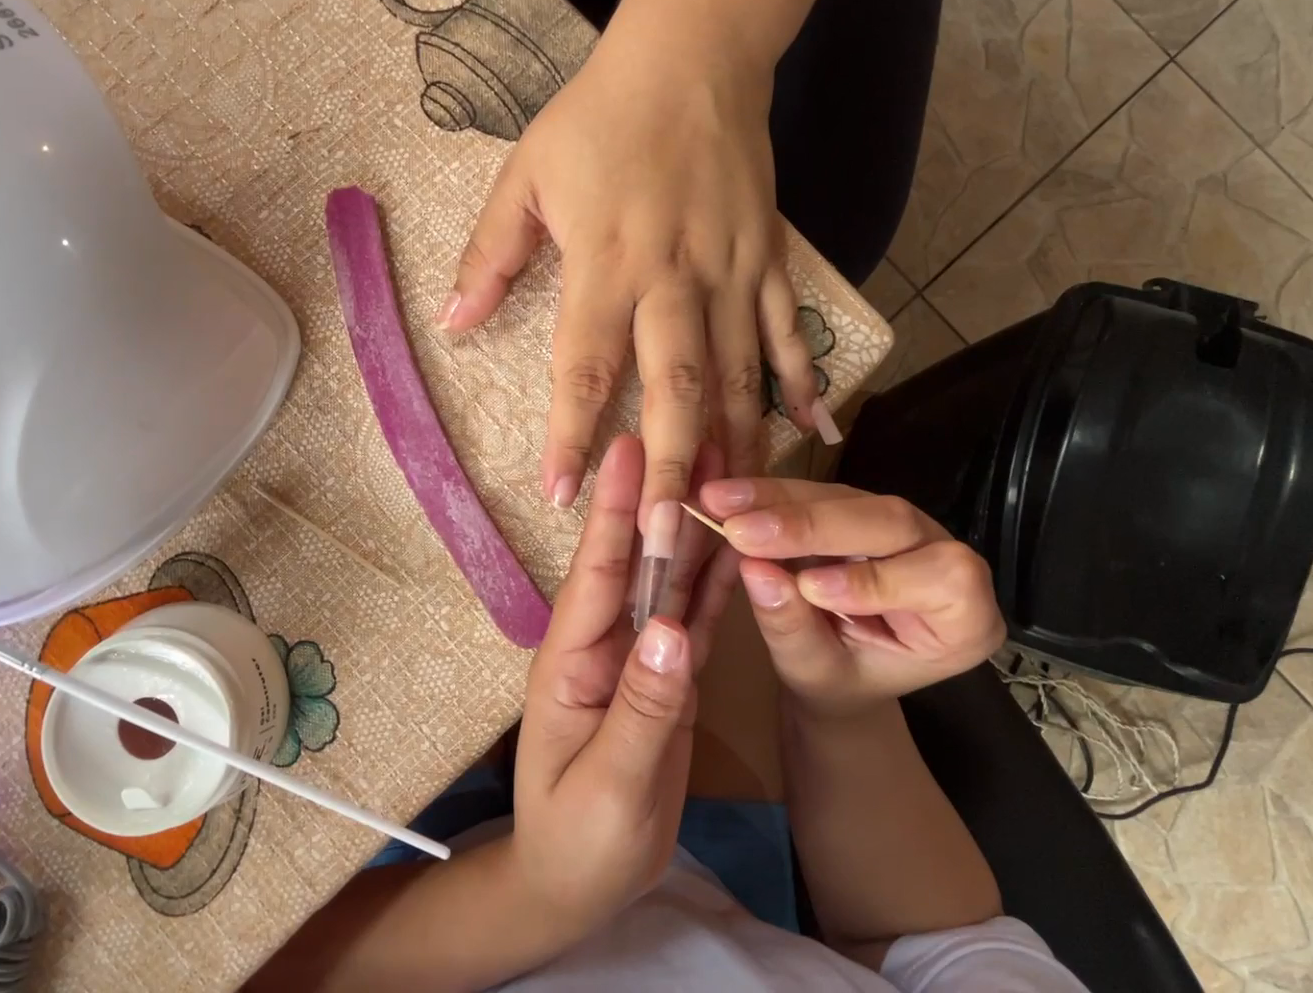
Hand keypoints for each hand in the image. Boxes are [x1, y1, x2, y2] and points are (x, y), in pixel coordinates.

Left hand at [441, 23, 825, 514]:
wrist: (691, 58)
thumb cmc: (598, 121)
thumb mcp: (523, 176)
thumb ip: (489, 254)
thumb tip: (452, 321)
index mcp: (605, 264)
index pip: (584, 366)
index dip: (571, 434)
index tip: (559, 495)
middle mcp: (672, 281)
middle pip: (674, 388)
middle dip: (668, 465)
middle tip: (664, 535)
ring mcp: (731, 274)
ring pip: (737, 376)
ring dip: (733, 449)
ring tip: (732, 514)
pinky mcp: (770, 261)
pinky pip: (788, 332)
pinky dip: (802, 383)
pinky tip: (814, 433)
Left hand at [511, 435, 740, 926]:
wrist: (577, 881)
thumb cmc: (577, 837)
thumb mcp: (610, 784)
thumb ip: (643, 708)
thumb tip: (674, 631)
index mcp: (572, 659)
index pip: (597, 573)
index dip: (614, 510)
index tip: (631, 447)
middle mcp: (603, 642)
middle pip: (636, 561)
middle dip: (660, 498)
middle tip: (692, 433)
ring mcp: (637, 656)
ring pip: (670, 582)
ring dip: (696, 530)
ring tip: (726, 472)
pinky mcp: (666, 677)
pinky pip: (694, 620)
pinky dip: (715, 583)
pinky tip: (739, 548)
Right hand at [699, 478, 1004, 717]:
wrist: (835, 673)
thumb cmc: (838, 685)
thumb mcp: (815, 672)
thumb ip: (792, 627)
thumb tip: (753, 570)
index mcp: (963, 620)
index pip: (944, 581)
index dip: (879, 578)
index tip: (811, 588)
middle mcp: (941, 560)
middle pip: (891, 522)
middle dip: (812, 525)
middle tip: (742, 530)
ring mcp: (900, 529)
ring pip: (847, 498)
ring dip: (778, 499)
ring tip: (719, 503)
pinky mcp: (857, 510)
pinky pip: (817, 492)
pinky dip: (768, 495)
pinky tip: (727, 498)